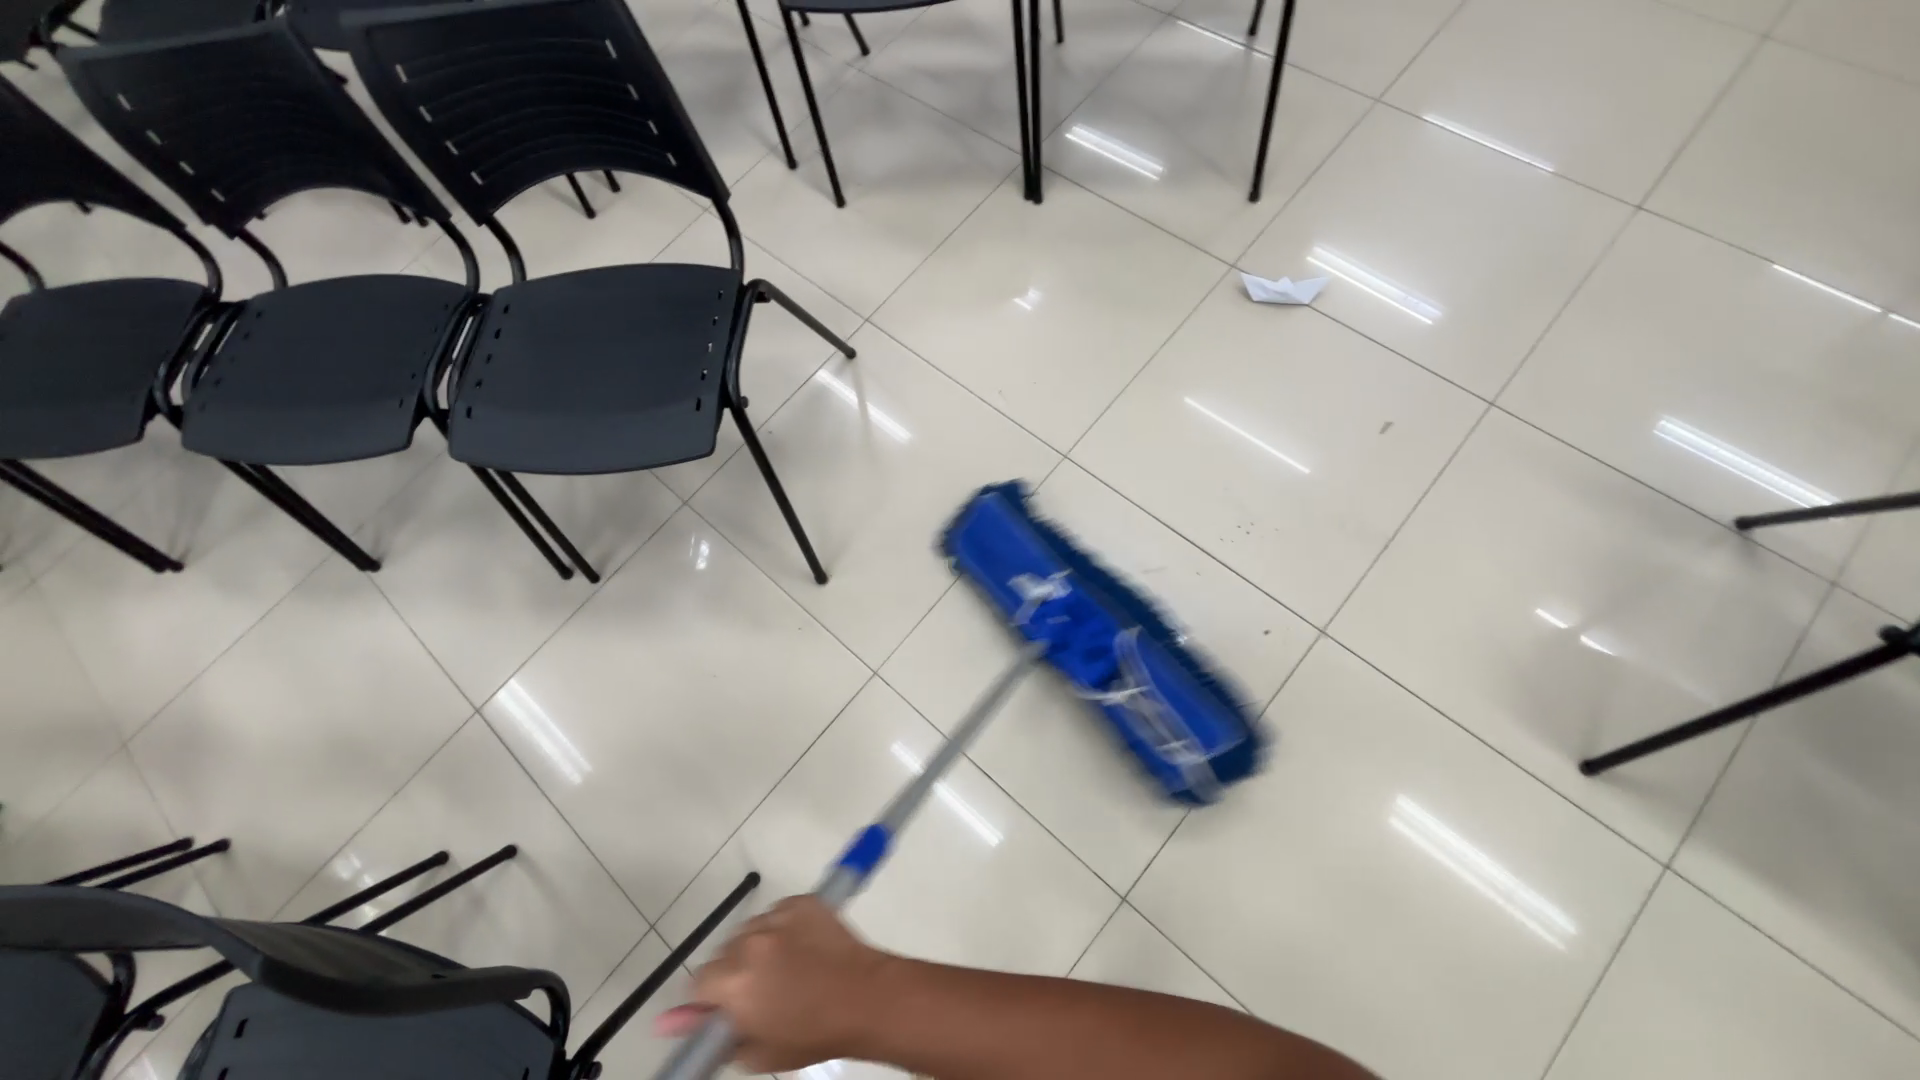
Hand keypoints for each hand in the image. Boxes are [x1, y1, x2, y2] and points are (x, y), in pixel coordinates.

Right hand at [656, 896, 898, 1072]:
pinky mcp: (801, 901)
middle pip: (723, 955)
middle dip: (734, 972)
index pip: (698, 984)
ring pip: (750, 932)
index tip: (730, 1009)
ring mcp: (776, 917)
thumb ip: (711, 1034)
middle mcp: (748, 943)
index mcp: (732, 983)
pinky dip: (784, 928)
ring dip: (758, 947)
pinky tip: (804, 946)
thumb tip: (667, 1023)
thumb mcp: (755, 1050)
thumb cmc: (811, 1034)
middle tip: (763, 990)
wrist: (867, 998)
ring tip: (788, 966)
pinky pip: (778, 913)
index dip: (711, 1000)